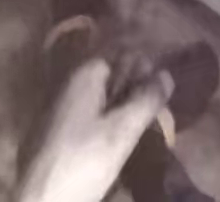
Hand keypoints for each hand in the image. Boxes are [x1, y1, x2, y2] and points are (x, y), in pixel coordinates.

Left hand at [14, 58, 171, 201]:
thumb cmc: (81, 163)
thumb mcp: (122, 132)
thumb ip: (147, 99)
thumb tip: (167, 73)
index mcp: (85, 74)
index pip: (124, 56)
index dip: (144, 73)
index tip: (159, 96)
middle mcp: (70, 84)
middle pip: (112, 78)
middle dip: (133, 93)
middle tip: (150, 118)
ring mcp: (58, 111)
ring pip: (100, 102)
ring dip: (120, 113)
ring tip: (137, 134)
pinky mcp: (52, 137)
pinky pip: (87, 121)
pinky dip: (103, 129)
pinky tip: (112, 150)